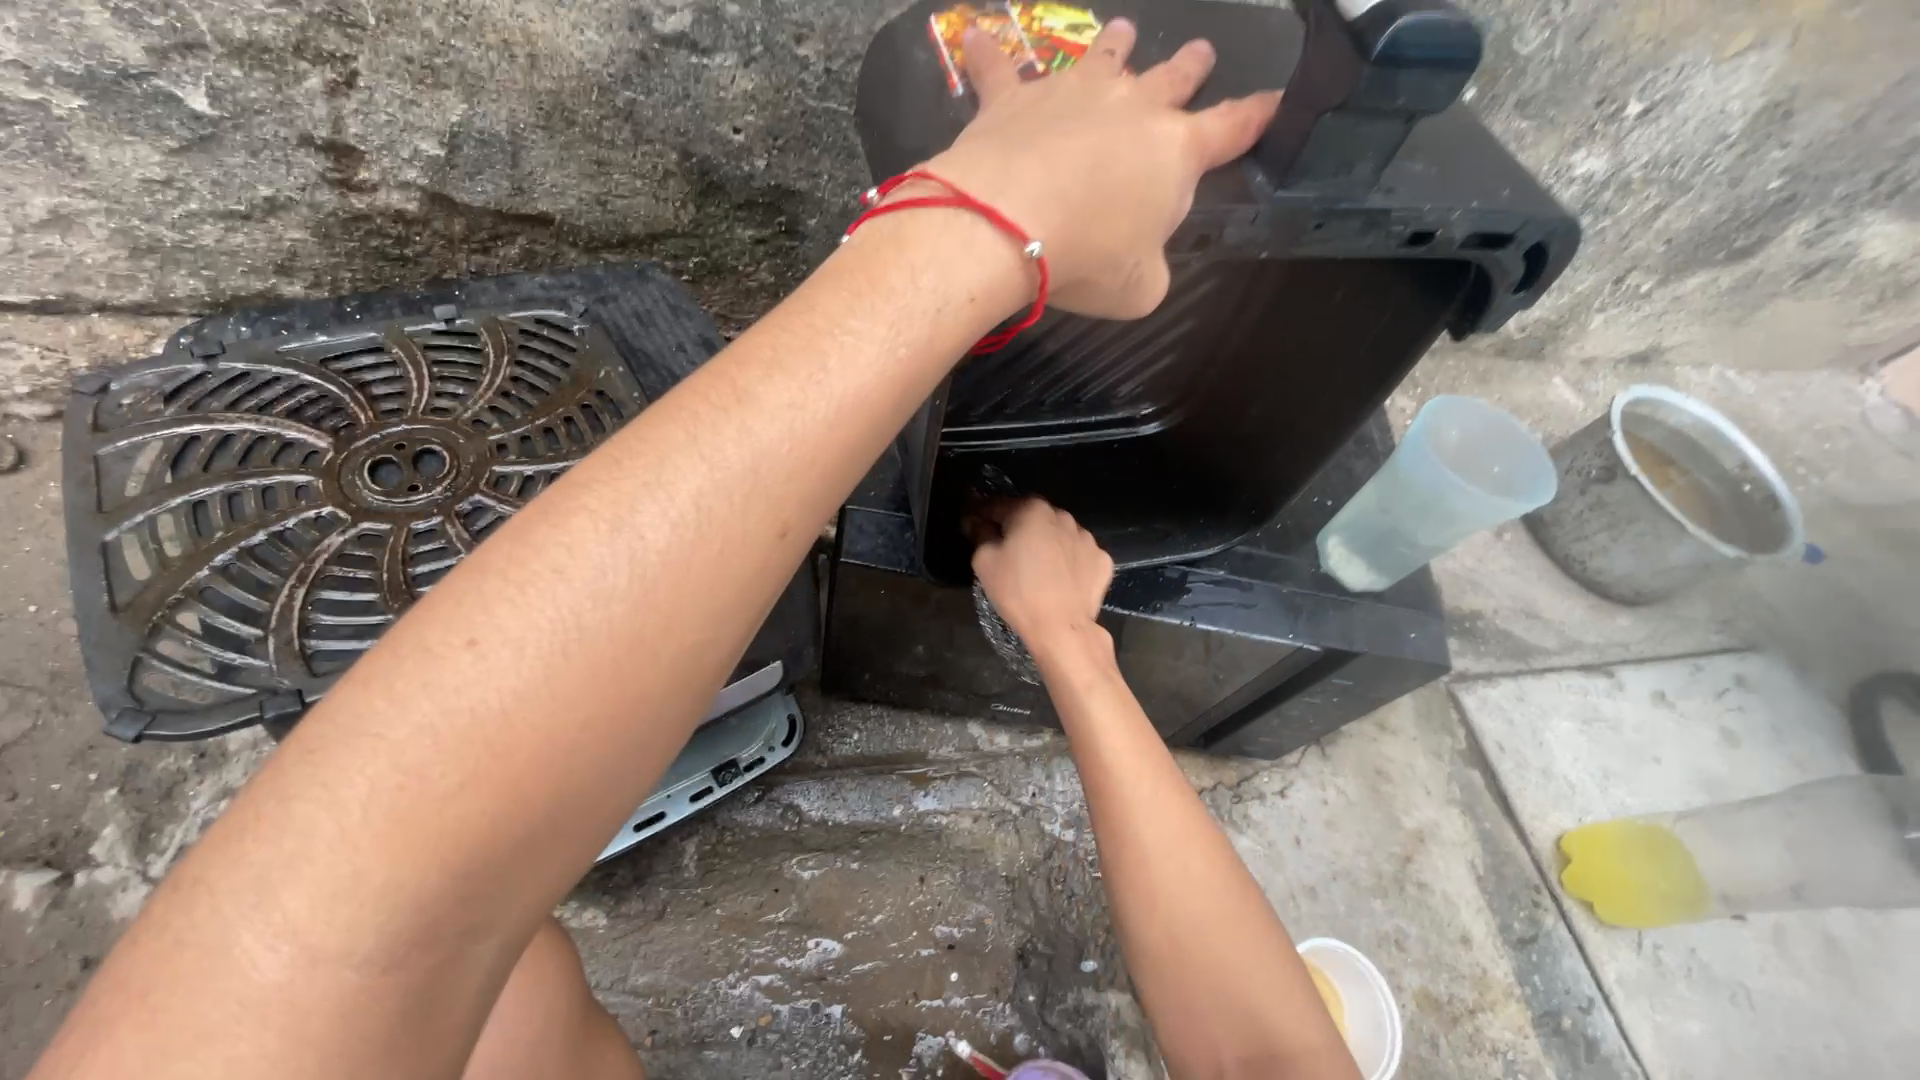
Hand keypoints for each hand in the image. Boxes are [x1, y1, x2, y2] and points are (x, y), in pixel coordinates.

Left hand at [927, 18, 1280, 318]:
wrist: (1006, 225)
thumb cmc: (1087, 259)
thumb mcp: (1140, 287)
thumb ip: (1152, 264)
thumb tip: (1142, 255)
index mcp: (1175, 152)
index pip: (1230, 129)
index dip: (1255, 117)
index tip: (1273, 99)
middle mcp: (1131, 107)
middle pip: (1171, 79)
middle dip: (1191, 67)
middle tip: (1201, 53)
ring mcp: (1071, 93)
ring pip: (1102, 58)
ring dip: (1116, 46)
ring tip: (1123, 33)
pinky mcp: (1013, 100)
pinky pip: (998, 69)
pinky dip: (986, 55)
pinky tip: (973, 35)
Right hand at [967, 498, 1115, 656]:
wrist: (1061, 628)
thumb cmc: (1017, 591)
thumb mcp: (984, 561)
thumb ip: (979, 533)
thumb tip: (974, 520)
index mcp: (1032, 510)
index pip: (999, 505)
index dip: (982, 513)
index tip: (972, 519)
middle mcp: (1063, 516)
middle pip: (1033, 517)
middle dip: (1018, 528)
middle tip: (1006, 548)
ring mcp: (1088, 538)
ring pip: (1059, 535)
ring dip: (1046, 543)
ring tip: (1037, 567)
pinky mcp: (1103, 560)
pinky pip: (1079, 555)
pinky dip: (1069, 561)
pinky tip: (1060, 579)